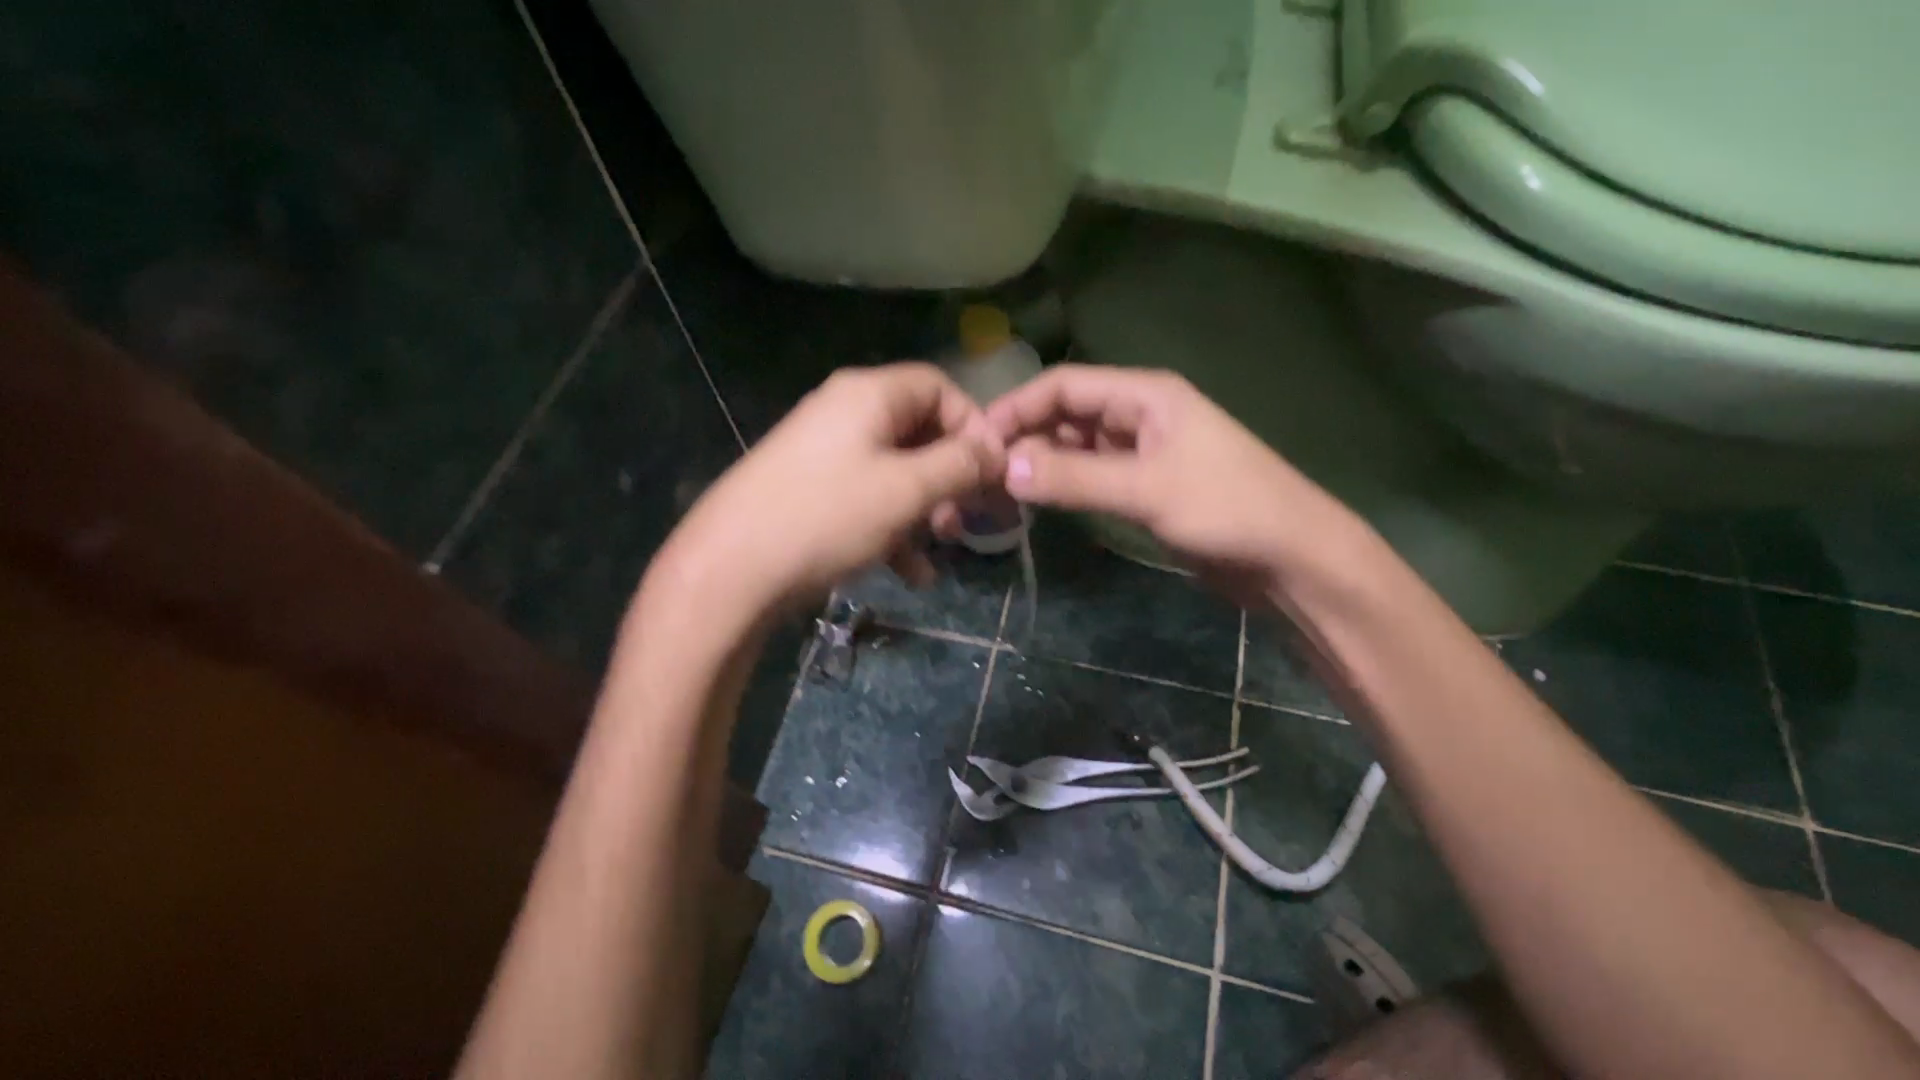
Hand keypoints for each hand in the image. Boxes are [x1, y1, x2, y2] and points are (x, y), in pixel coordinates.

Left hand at [648, 363, 1005, 623]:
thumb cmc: (827, 517)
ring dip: (926, 507)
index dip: (974, 425)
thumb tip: (996, 449)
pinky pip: (867, 498)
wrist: (730, 568)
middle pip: (918, 430)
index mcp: (869, 395)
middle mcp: (845, 412)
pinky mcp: (809, 491)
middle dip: (952, 475)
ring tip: (940, 549)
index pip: (939, 387)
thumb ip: (959, 465)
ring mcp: (823, 452)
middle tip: (968, 518)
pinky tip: (912, 574)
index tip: (993, 472)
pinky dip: (893, 528)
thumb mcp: (906, 490)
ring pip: (895, 470)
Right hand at [984, 365, 1365, 600]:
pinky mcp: (1148, 487)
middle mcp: (1141, 414)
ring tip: (998, 488)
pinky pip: (1093, 476)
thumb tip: (1004, 468)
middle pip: (1068, 413)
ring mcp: (1145, 452)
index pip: (1064, 385)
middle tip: (980, 472)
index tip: (974, 441)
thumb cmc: (1228, 510)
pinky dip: (1064, 485)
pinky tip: (1037, 502)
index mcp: (1146, 394)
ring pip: (1078, 446)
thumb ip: (1075, 478)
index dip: (1017, 408)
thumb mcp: (1147, 490)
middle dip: (1025, 436)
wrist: (1292, 559)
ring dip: (1042, 462)